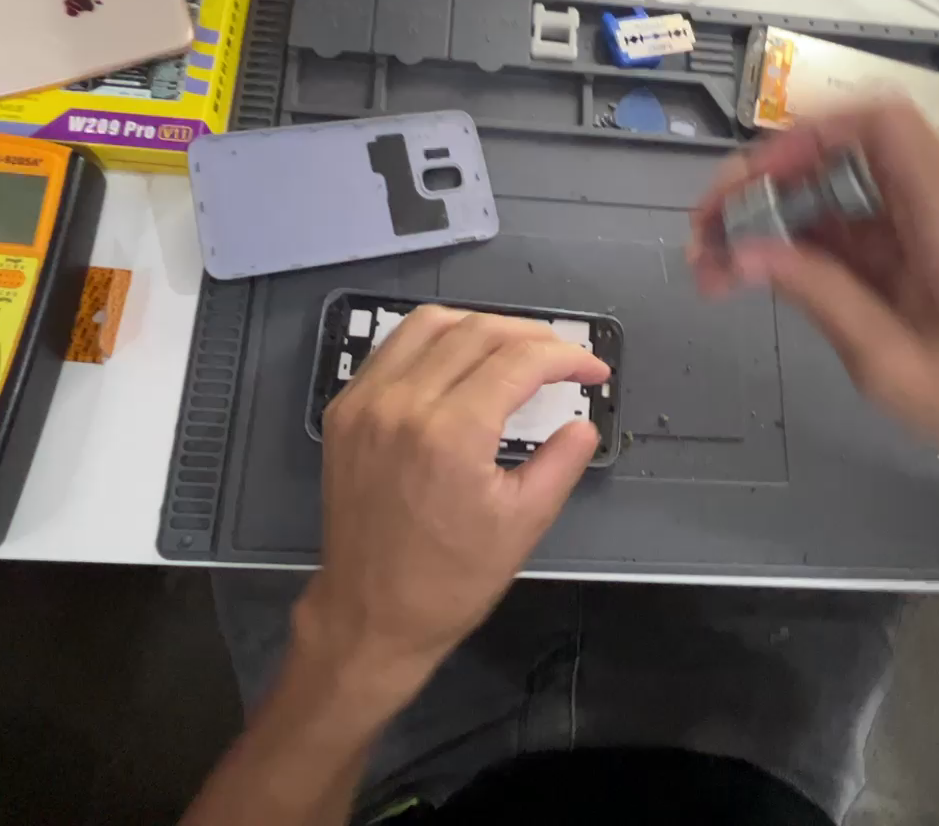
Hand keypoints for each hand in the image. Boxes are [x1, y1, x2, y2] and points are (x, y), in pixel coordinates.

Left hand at [297, 305, 610, 689]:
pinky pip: (394, 348)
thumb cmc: (452, 579)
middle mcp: (403, 403)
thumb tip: (583, 420)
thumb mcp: (524, 523)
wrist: (369, 615)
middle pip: (479, 331)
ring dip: (482, 325)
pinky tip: (459, 360)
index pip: (520, 361)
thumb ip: (562, 461)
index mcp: (452, 433)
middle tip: (563, 357)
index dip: (567, 357)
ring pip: (431, 324)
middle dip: (533, 335)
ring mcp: (366, 401)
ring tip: (515, 349)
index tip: (593, 371)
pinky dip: (435, 340)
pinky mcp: (345, 409)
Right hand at [689, 95, 938, 483]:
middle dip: (762, 182)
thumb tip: (742, 254)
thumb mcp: (891, 361)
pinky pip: (841, 227)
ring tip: (712, 261)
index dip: (807, 136)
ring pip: (829, 192)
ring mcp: (921, 225)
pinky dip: (793, 244)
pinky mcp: (909, 249)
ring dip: (767, 216)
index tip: (749, 182)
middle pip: (838, 154)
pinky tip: (751, 273)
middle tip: (704, 230)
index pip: (879, 126)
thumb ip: (819, 297)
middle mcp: (936, 203)